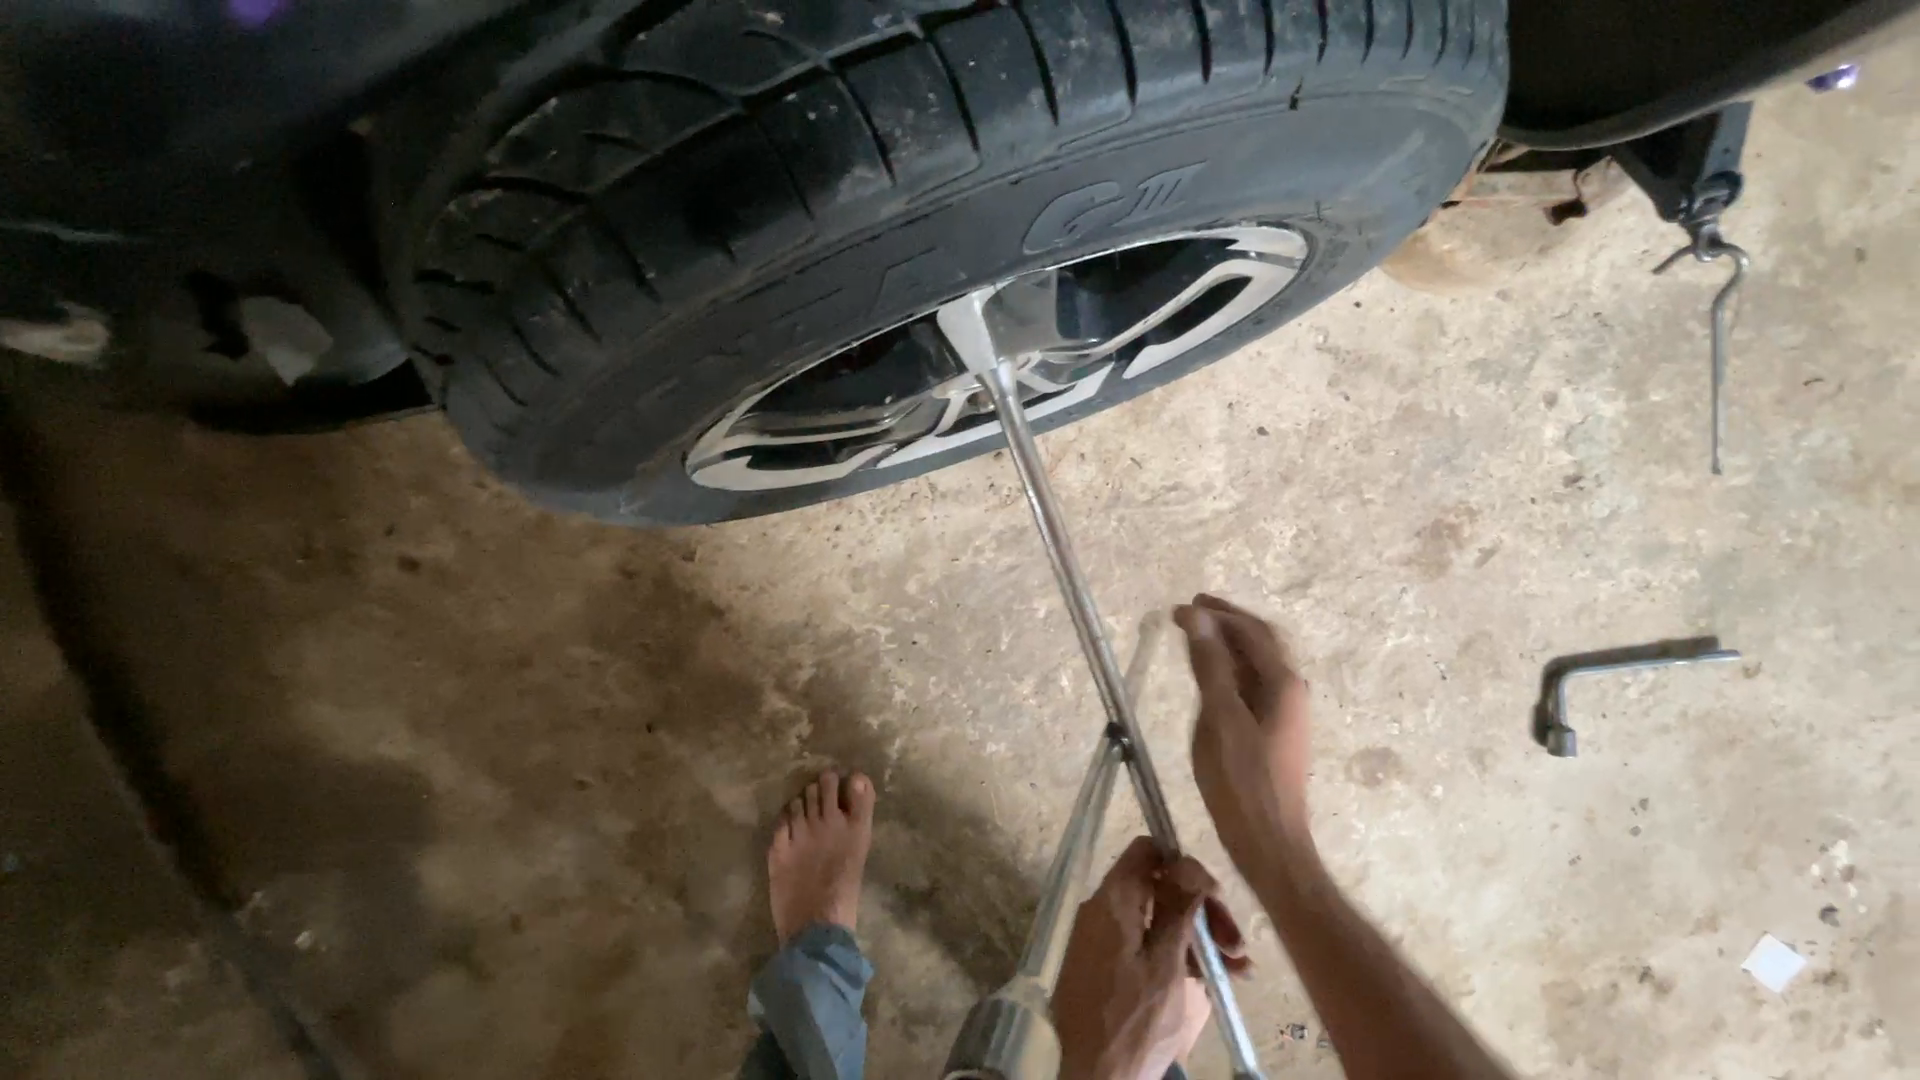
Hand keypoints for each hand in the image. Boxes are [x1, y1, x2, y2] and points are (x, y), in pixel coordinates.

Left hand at [1053, 837, 1246, 1079]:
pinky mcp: (1106, 967)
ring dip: (1197, 937)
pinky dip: (1176, 956)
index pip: (1147, 852)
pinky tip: (1213, 980)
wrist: (1092, 1079)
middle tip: (1237, 945)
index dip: (1184, 866)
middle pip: (1157, 888)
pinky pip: (1144, 946)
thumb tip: (1186, 861)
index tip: (1215, 897)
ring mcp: (1102, 939)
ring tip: (1238, 970)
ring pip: (1156, 920)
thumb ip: (1177, 908)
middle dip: (1201, 909)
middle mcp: (1103, 911)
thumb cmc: (1134, 1022)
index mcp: (1113, 901)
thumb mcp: (1165, 963)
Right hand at [1174, 594, 1315, 874]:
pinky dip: (1229, 669)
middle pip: (1260, 642)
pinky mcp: (1273, 731)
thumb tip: (1199, 619)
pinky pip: (1252, 684)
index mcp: (1283, 684)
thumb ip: (1210, 667)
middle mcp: (1291, 691)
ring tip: (1194, 636)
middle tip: (1190, 610)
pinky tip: (1209, 676)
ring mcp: (1284, 712)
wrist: (1269, 842)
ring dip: (1227, 644)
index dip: (1217, 614)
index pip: (1251, 631)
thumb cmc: (1242, 782)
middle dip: (1226, 621)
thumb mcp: (1219, 720)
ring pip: (1256, 663)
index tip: (1180, 608)